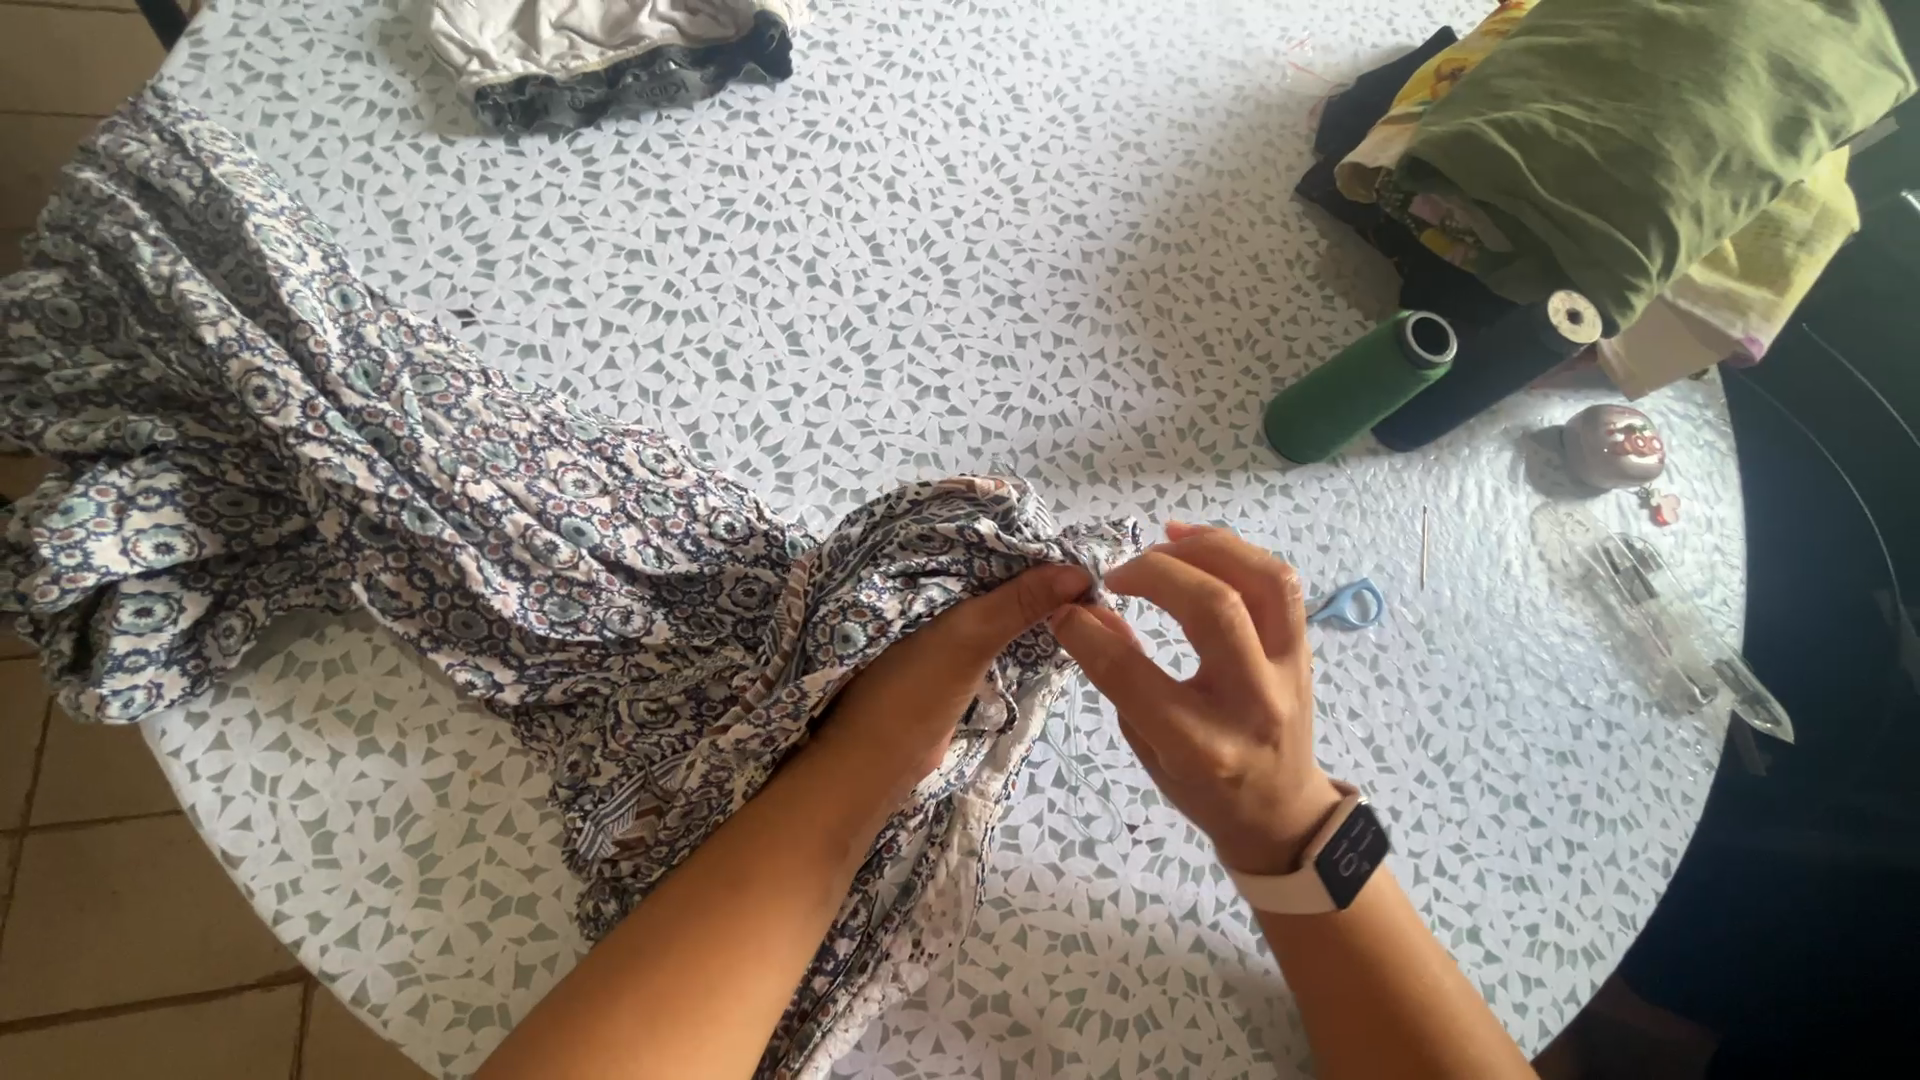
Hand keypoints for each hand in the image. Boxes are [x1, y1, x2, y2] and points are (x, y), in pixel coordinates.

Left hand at [816, 563, 1093, 794]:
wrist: (880, 762)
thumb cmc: (914, 689)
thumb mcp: (969, 636)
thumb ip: (1018, 602)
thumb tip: (1080, 571)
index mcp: (918, 574)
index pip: (978, 539)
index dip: (1022, 539)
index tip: (1073, 542)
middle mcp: (927, 593)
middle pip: (988, 570)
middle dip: (1031, 570)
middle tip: (1087, 569)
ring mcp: (936, 627)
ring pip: (991, 601)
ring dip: (1027, 599)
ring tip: (1079, 593)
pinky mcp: (947, 659)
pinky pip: (987, 631)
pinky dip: (1013, 627)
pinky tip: (1047, 625)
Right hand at [1046, 522, 1342, 873]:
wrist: (1282, 812)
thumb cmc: (1202, 788)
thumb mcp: (1145, 747)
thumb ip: (1118, 678)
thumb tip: (1086, 610)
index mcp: (1199, 745)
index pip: (1131, 672)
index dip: (1086, 631)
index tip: (1066, 609)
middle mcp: (1252, 703)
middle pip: (1213, 608)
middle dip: (1153, 573)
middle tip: (1117, 575)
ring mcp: (1288, 671)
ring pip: (1262, 581)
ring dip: (1207, 548)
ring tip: (1163, 542)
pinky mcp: (1304, 649)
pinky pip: (1281, 583)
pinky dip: (1237, 550)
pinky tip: (1195, 543)